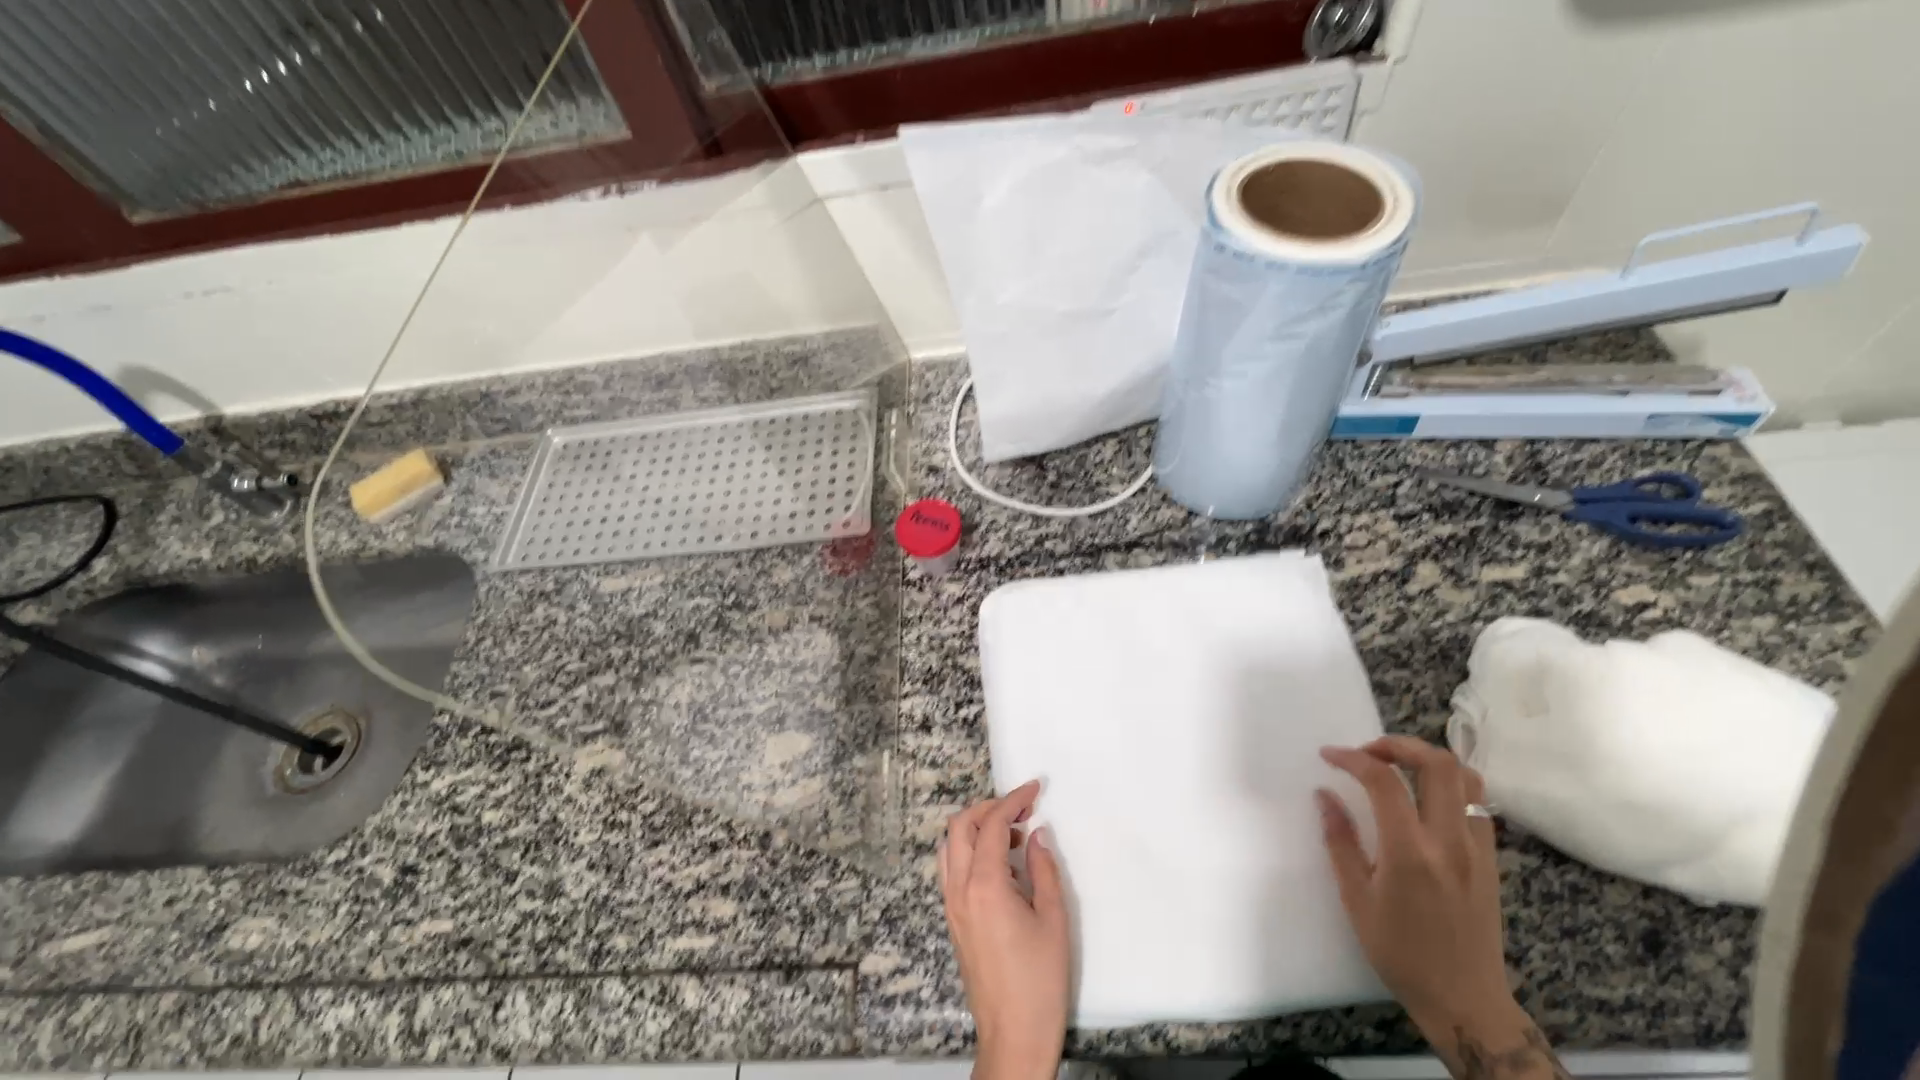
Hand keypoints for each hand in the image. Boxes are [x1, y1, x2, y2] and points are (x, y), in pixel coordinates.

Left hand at [941, 779, 1068, 1079]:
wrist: (1013, 1033)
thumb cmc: (1039, 980)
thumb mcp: (1053, 919)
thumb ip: (1044, 869)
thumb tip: (1037, 834)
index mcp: (984, 885)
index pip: (991, 824)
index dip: (1013, 799)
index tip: (1035, 788)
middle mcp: (959, 889)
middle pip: (960, 827)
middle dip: (989, 807)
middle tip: (1023, 807)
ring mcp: (951, 906)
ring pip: (950, 847)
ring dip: (976, 828)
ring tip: (1013, 834)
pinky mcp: (953, 921)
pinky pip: (952, 869)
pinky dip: (971, 852)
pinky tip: (1002, 864)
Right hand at [1316, 737, 1517, 1040]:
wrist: (1464, 998)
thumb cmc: (1400, 953)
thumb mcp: (1357, 900)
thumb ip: (1341, 841)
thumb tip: (1324, 795)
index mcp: (1410, 853)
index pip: (1384, 781)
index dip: (1353, 758)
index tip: (1329, 756)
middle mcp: (1450, 841)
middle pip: (1437, 763)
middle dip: (1398, 744)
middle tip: (1368, 752)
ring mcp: (1478, 848)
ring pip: (1466, 776)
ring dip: (1429, 760)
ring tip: (1398, 768)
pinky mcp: (1491, 857)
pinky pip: (1477, 802)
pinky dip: (1449, 785)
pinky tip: (1424, 799)